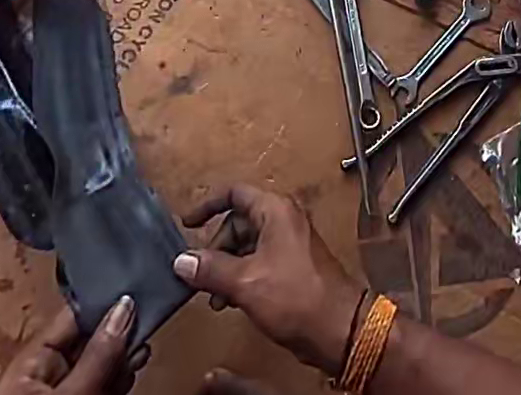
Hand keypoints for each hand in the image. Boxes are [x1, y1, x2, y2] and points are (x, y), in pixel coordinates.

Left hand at [0, 299, 145, 394]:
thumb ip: (98, 355)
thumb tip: (126, 305)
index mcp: (31, 361)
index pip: (72, 315)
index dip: (103, 299)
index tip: (136, 285)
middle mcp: (45, 374)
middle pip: (88, 339)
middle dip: (118, 329)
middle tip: (148, 315)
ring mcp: (61, 391)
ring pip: (98, 364)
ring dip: (123, 354)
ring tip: (144, 344)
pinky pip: (100, 385)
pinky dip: (118, 377)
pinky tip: (134, 369)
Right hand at [174, 184, 364, 372]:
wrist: (338, 328)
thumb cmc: (296, 296)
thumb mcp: (245, 282)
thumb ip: (211, 269)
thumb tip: (182, 260)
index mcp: (274, 209)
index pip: (233, 193)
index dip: (207, 205)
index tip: (187, 222)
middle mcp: (283, 217)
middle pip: (238, 221)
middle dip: (216, 247)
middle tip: (200, 273)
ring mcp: (290, 240)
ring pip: (248, 243)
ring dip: (228, 266)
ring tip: (215, 296)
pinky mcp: (294, 263)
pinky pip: (260, 259)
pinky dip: (243, 274)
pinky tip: (233, 300)